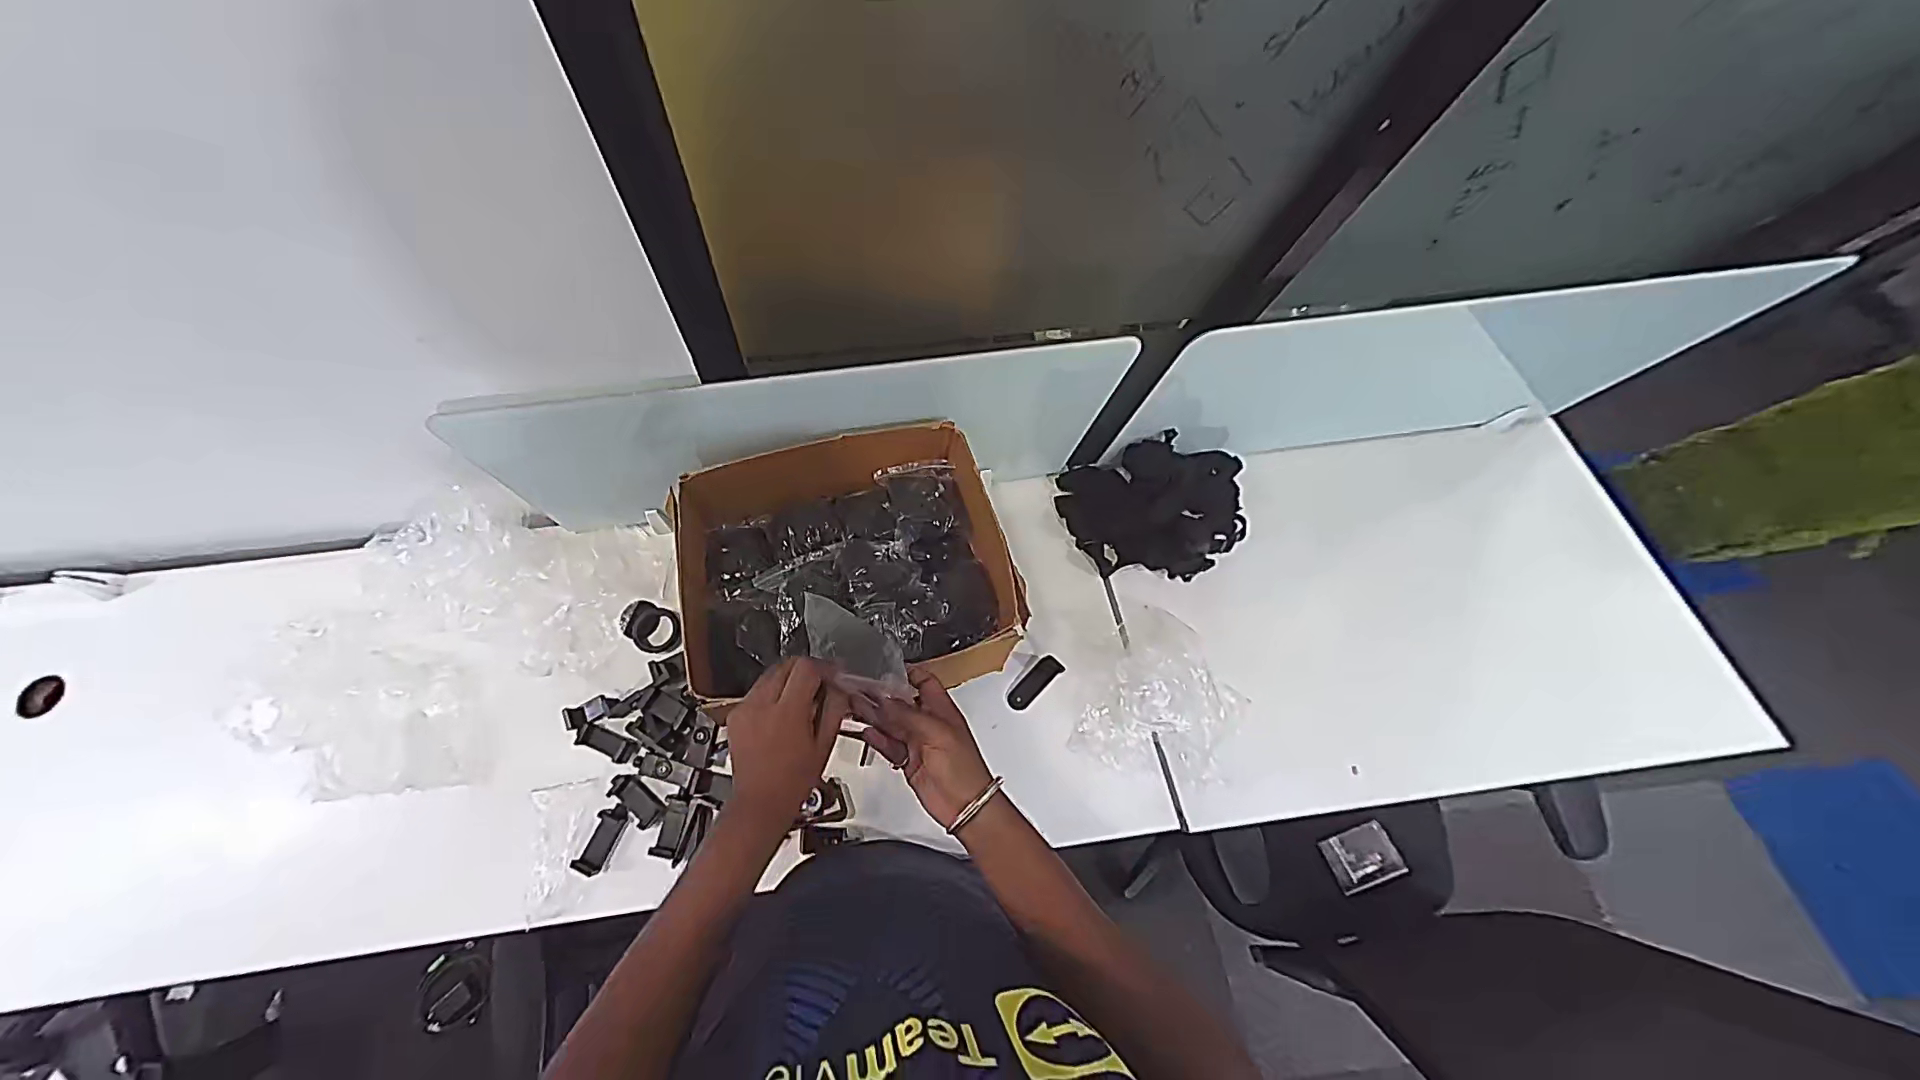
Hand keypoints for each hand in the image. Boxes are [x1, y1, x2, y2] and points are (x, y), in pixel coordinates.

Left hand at [722, 658, 847, 836]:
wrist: (760, 803)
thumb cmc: (791, 783)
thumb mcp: (824, 745)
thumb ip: (834, 709)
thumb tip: (839, 688)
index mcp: (787, 713)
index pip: (806, 668)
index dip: (824, 668)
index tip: (834, 674)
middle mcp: (761, 706)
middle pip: (787, 665)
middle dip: (808, 669)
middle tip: (821, 683)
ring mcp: (745, 709)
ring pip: (771, 674)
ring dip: (790, 679)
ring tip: (803, 698)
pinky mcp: (736, 715)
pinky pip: (757, 691)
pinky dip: (773, 692)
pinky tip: (783, 710)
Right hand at [862, 667, 995, 829]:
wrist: (965, 805)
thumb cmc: (964, 769)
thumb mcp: (936, 733)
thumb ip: (907, 715)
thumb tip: (886, 701)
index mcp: (941, 709)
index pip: (923, 681)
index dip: (906, 673)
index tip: (885, 669)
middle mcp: (928, 723)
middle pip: (901, 703)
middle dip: (882, 696)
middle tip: (860, 689)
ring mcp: (918, 742)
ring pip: (891, 724)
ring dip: (875, 716)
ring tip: (856, 707)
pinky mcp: (909, 761)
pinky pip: (889, 745)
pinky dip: (877, 739)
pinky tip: (867, 733)